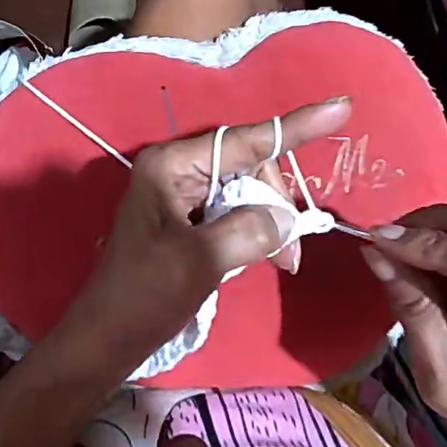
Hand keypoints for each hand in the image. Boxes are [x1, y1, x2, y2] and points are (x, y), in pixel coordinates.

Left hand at [53, 97, 353, 374]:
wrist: (105, 339)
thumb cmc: (144, 296)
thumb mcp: (200, 261)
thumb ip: (249, 231)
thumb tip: (284, 219)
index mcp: (171, 166)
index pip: (243, 140)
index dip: (294, 126)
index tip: (340, 107)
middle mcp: (175, 170)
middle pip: (246, 165)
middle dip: (276, 201)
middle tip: (291, 251)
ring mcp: (178, 194)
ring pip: (243, 190)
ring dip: (268, 222)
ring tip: (282, 261)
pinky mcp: (185, 219)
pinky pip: (232, 211)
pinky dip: (254, 232)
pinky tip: (267, 256)